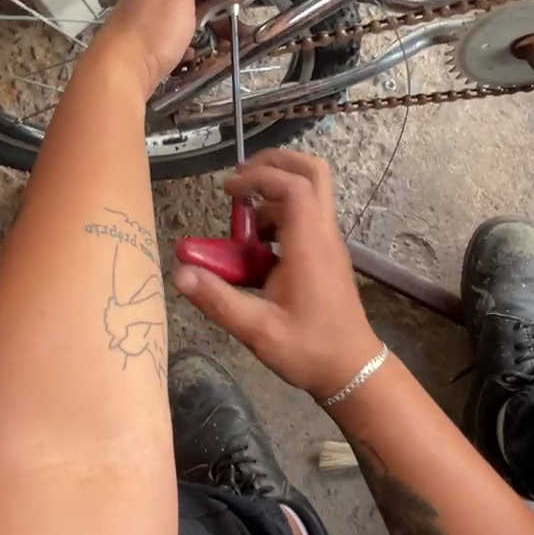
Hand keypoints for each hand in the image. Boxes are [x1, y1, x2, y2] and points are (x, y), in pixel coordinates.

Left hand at [80, 0, 206, 101]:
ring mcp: (143, 28)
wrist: (120, 76)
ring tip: (217, 45)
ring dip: (201, 33)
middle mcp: (146, 2)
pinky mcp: (143, 53)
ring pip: (181, 25)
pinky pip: (172, 47)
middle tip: (229, 26)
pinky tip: (192, 58)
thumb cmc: (149, 34)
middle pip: (186, 0)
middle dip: (211, 12)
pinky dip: (186, 51)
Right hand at [171, 150, 382, 400]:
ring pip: (311, 192)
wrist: (353, 370)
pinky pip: (306, 216)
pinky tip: (255, 248)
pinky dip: (280, 215)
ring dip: (275, 193)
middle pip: (312, 172)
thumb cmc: (309, 349)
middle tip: (241, 177)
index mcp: (309, 244)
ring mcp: (328, 243)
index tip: (227, 189)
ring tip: (241, 221)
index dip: (258, 177)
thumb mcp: (257, 330)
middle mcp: (323, 234)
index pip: (292, 186)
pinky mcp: (327, 254)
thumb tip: (180, 273)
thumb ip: (217, 299)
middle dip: (275, 164)